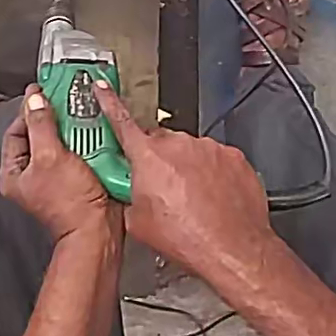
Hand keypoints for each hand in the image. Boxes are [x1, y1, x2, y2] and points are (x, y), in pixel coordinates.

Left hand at [0, 84, 119, 242]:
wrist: (99, 229)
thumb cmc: (70, 205)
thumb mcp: (50, 156)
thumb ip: (40, 125)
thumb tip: (34, 100)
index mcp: (15, 173)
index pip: (16, 131)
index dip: (28, 110)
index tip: (42, 92)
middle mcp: (33, 175)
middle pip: (39, 134)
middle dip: (53, 117)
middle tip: (65, 99)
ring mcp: (56, 176)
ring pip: (61, 140)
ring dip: (72, 126)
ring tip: (81, 112)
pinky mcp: (77, 177)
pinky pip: (79, 150)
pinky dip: (86, 138)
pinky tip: (94, 129)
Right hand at [93, 79, 277, 285]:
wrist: (232, 249)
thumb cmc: (188, 238)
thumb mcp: (138, 224)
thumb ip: (128, 196)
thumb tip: (129, 194)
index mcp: (149, 156)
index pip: (122, 121)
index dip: (109, 102)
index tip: (102, 87)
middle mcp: (179, 145)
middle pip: (160, 142)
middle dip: (158, 160)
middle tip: (161, 188)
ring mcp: (208, 148)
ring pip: (190, 151)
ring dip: (187, 169)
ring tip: (192, 200)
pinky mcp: (233, 156)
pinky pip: (216, 159)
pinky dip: (212, 175)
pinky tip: (212, 198)